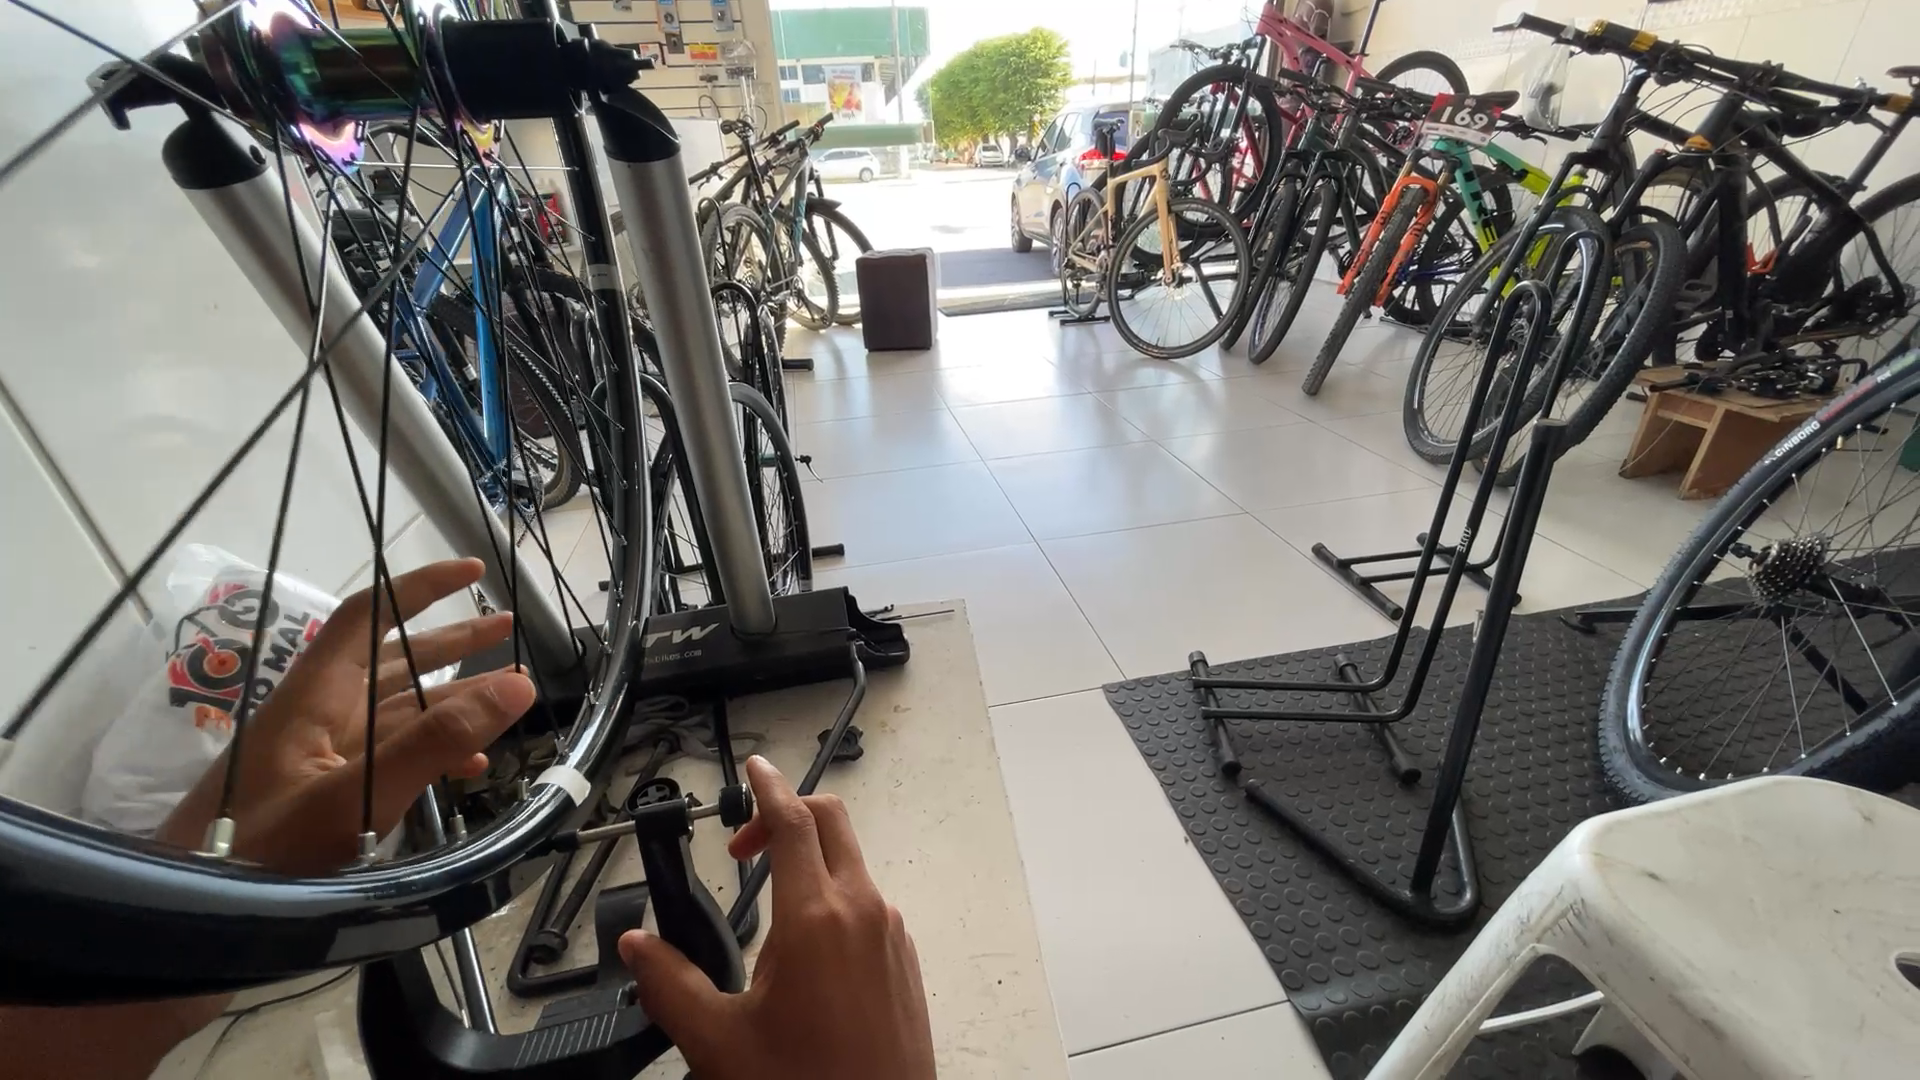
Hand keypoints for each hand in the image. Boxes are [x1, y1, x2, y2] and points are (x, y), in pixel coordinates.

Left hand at [156, 558, 535, 874]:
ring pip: (404, 710)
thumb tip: (520, 684)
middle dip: (453, 641)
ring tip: (511, 692)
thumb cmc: (261, 860)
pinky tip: (472, 767)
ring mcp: (326, 758)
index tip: (470, 571)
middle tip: (506, 625)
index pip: (365, 619)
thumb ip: (437, 741)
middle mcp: (320, 718)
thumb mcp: (358, 798)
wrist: (182, 940)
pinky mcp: (333, 793)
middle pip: (393, 661)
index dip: (417, 588)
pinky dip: (440, 752)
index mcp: (312, 701)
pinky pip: (399, 756)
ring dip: (459, 699)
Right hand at [619, 757, 935, 1079]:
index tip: (753, 767)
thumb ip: (670, 984)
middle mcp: (861, 907)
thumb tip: (634, 943)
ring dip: (810, 860)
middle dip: (788, 813)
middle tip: (744, 846)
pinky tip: (808, 948)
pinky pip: (867, 900)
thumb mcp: (719, 1041)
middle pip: (830, 822)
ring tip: (769, 906)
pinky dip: (834, 895)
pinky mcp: (904, 952)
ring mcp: (889, 927)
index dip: (769, 786)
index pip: (793, 821)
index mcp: (815, 915)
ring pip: (849, 862)